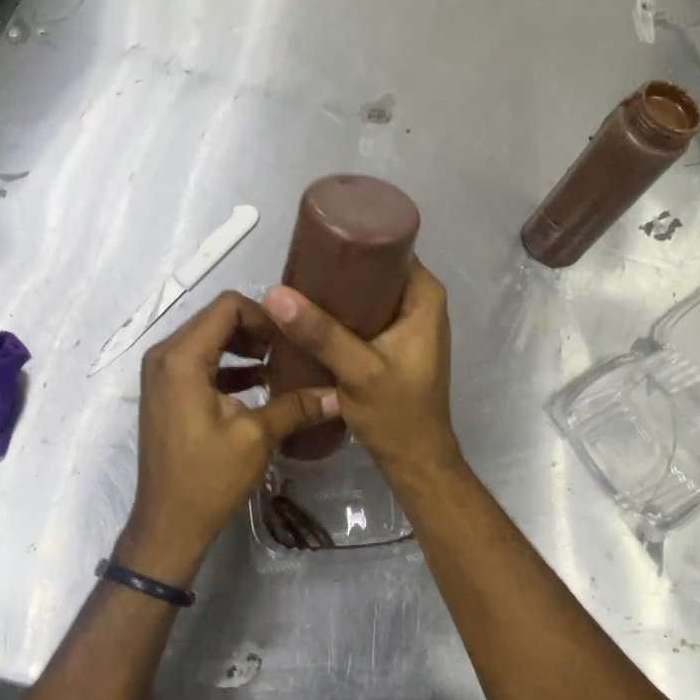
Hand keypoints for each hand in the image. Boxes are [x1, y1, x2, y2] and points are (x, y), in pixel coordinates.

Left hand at [121, 292, 338, 585]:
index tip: (292, 341)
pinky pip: (201, 361)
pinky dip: (231, 365)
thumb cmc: (208, 478)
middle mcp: (165, 355)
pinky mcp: (167, 392)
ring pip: (210, 339)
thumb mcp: (256, 438)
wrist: (168, 525)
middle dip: (258, 330)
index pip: (228, 307)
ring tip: (282, 367)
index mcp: (182, 358)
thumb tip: (341, 393)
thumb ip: (296, 406)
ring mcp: (162, 374)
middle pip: (217, 319)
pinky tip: (262, 385)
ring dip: (245, 347)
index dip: (265, 316)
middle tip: (292, 352)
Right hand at [262, 261, 462, 487]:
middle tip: (299, 268)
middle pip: (377, 268)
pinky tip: (313, 315)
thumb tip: (274, 293)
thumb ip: (320, 333)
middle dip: (341, 266)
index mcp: (425, 297)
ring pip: (370, 292)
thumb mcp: (358, 370)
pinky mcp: (396, 343)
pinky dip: (344, 311)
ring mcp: (410, 324)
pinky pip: (367, 313)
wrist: (415, 459)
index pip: (392, 247)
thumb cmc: (396, 413)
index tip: (316, 242)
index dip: (356, 239)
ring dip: (340, 290)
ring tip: (300, 287)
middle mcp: (422, 303)